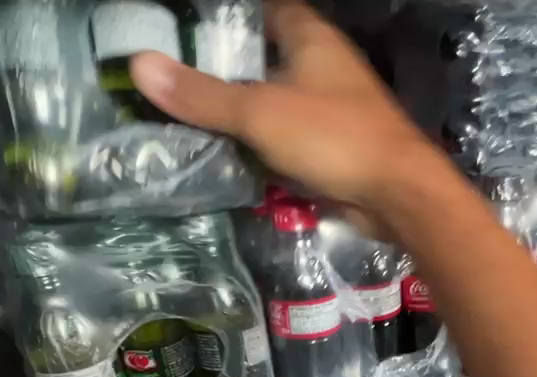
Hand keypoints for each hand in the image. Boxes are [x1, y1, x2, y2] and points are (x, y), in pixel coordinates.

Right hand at [130, 0, 458, 218]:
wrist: (396, 197)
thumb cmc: (333, 137)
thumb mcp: (259, 113)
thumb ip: (203, 96)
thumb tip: (140, 67)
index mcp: (309, 38)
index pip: (262, 11)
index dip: (226, 18)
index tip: (186, 31)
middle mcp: (321, 69)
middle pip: (264, 62)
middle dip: (225, 75)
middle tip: (177, 85)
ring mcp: (330, 114)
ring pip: (275, 109)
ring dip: (243, 121)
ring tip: (192, 125)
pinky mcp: (334, 154)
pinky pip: (289, 148)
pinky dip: (265, 155)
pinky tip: (232, 162)